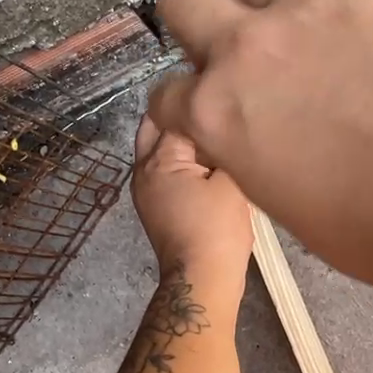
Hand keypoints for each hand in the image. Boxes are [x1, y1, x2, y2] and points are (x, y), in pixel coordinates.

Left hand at [131, 115, 251, 283]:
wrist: (202, 279)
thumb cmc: (217, 229)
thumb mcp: (230, 181)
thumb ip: (223, 148)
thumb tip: (221, 129)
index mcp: (158, 159)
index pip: (177, 114)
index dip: (200, 102)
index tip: (220, 93)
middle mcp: (142, 171)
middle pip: (155, 128)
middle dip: (179, 115)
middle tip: (211, 108)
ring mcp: (144, 192)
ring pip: (158, 152)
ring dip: (179, 140)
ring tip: (214, 134)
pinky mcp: (154, 209)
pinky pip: (164, 173)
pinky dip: (180, 162)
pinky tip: (208, 164)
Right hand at [147, 0, 372, 298]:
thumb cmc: (366, 228)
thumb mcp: (277, 198)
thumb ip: (246, 145)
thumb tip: (255, 127)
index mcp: (214, 113)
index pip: (164, 93)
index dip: (184, 106)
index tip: (206, 113)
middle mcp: (245, 50)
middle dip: (194, 23)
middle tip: (228, 51)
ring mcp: (305, 14)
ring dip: (262, 7)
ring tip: (297, 41)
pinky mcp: (364, 0)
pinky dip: (334, 23)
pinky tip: (366, 58)